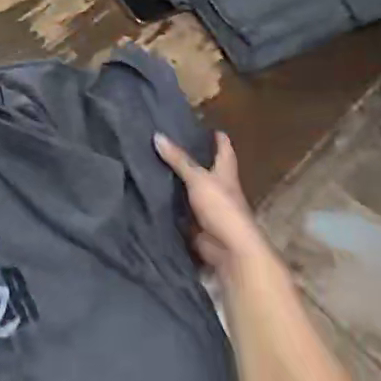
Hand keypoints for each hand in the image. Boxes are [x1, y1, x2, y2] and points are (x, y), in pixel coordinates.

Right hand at [154, 132, 273, 282]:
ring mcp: (207, 208)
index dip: (220, 141)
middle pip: (206, 170)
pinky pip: (178, 208)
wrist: (229, 251)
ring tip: (153, 163)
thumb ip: (179, 160)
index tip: (213, 129)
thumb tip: (157, 135)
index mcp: (226, 176)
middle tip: (171, 143)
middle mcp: (219, 190)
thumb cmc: (222, 209)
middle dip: (193, 159)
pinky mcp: (195, 224)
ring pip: (190, 189)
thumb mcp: (199, 179)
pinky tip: (151, 193)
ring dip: (176, 180)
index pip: (225, 153)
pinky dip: (168, 201)